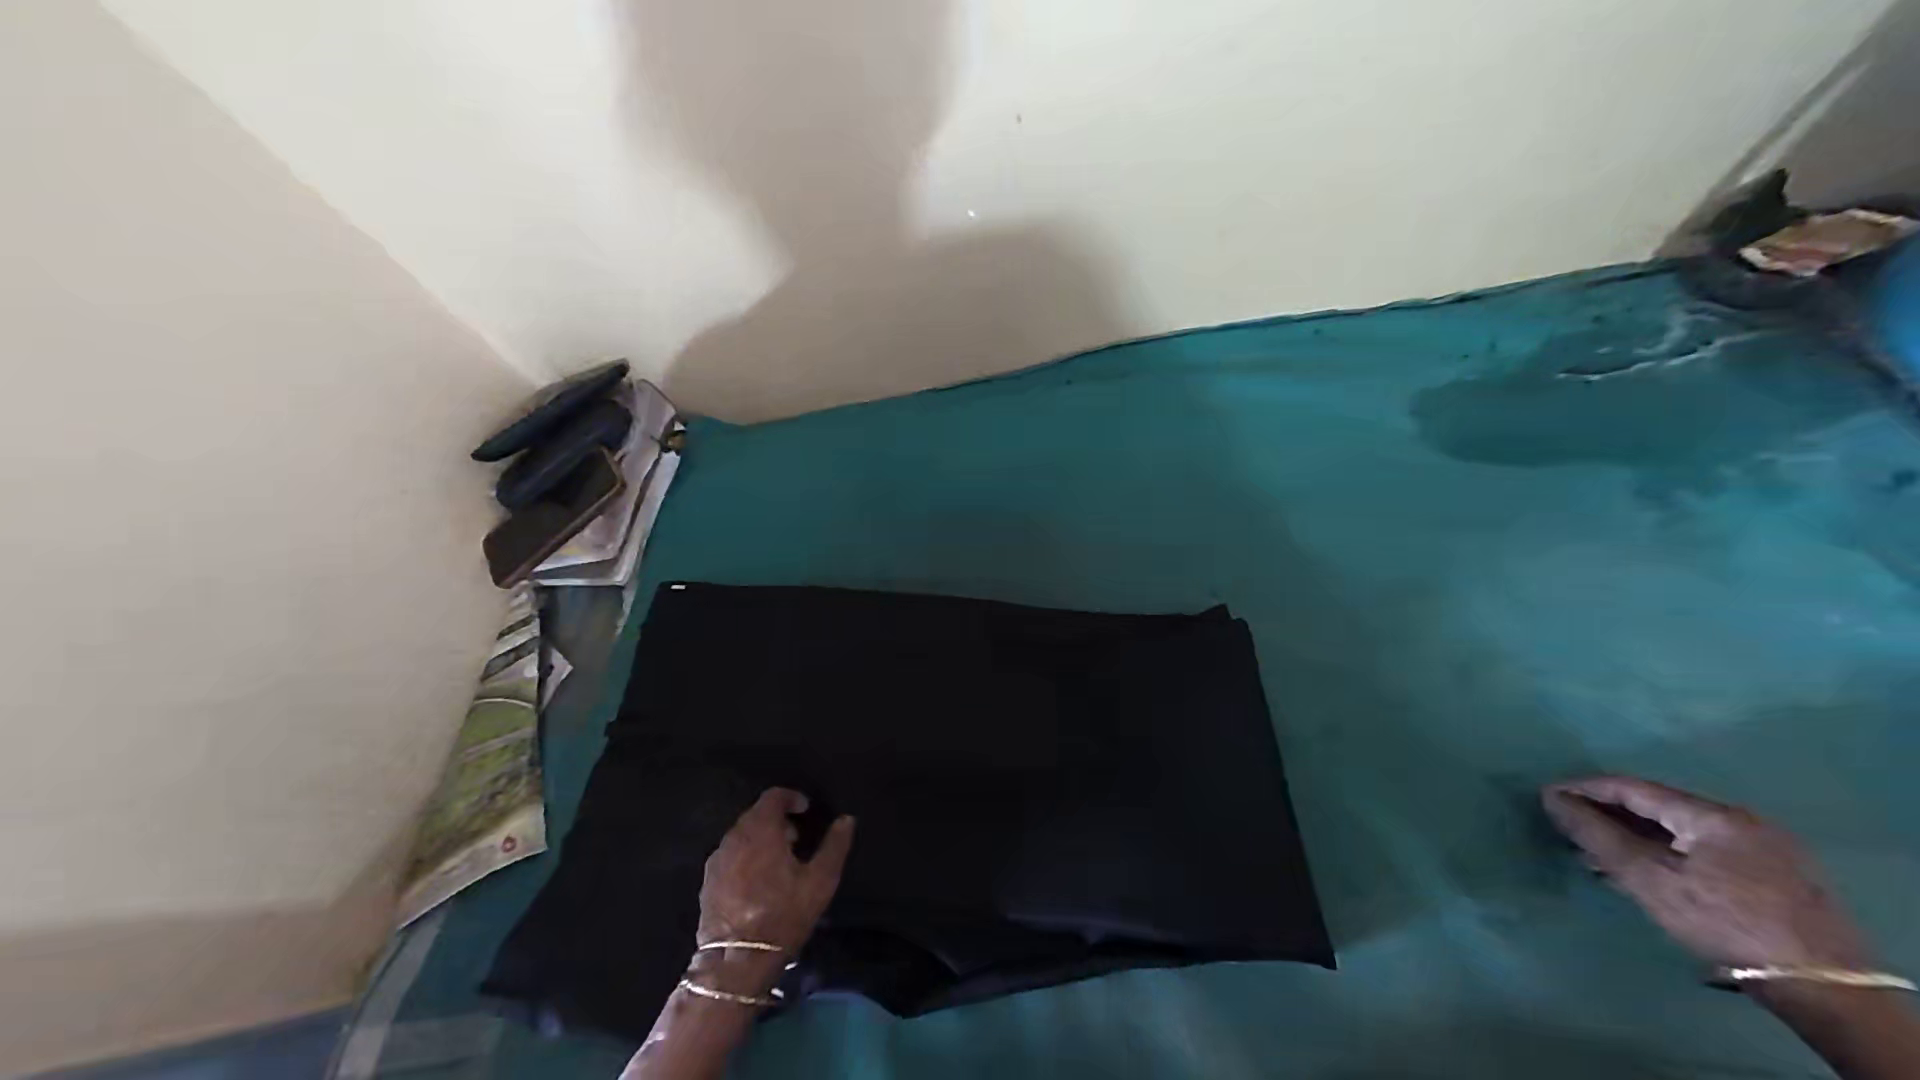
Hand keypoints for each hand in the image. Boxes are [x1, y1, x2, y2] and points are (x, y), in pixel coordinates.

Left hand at [696, 787, 854, 958]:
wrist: (736, 962)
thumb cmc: (782, 915)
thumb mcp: (820, 881)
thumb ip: (834, 845)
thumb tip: (846, 819)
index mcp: (760, 830)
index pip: (773, 796)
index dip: (791, 797)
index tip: (806, 810)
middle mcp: (734, 837)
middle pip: (756, 814)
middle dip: (777, 820)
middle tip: (796, 840)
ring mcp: (717, 859)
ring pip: (742, 835)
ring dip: (761, 838)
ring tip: (779, 862)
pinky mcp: (707, 881)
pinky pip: (730, 855)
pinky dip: (745, 856)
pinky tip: (757, 881)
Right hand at [1541, 776, 1870, 969]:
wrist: (1824, 990)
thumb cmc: (1724, 922)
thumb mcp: (1648, 878)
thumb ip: (1596, 834)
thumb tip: (1551, 798)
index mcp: (1714, 815)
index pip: (1632, 788)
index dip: (1583, 788)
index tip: (1546, 796)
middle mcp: (1742, 822)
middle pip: (1657, 808)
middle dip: (1607, 816)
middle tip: (1568, 827)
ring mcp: (1764, 850)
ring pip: (1678, 832)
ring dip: (1633, 839)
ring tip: (1596, 855)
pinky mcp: (1774, 877)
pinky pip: (1701, 851)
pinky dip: (1664, 855)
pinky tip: (1643, 872)